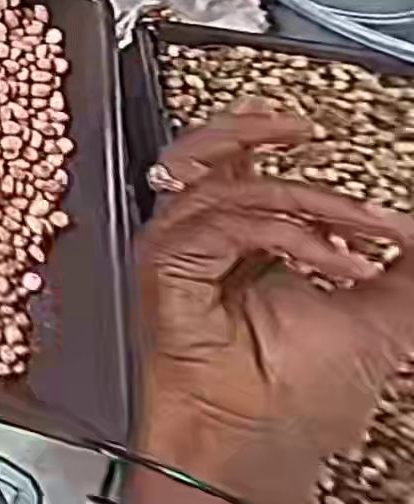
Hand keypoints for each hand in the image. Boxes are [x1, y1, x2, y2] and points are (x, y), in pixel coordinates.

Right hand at [135, 108, 413, 502]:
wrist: (250, 429)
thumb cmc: (292, 388)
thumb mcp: (377, 326)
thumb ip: (399, 279)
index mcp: (232, 239)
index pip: (230, 171)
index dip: (253, 139)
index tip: (302, 127)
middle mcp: (194, 232)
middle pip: (196, 158)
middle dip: (241, 134)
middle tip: (294, 127)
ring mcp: (173, 243)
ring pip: (214, 186)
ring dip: (302, 196)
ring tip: (372, 225)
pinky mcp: (165, 259)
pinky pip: (220, 226)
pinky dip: (288, 235)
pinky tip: (342, 264)